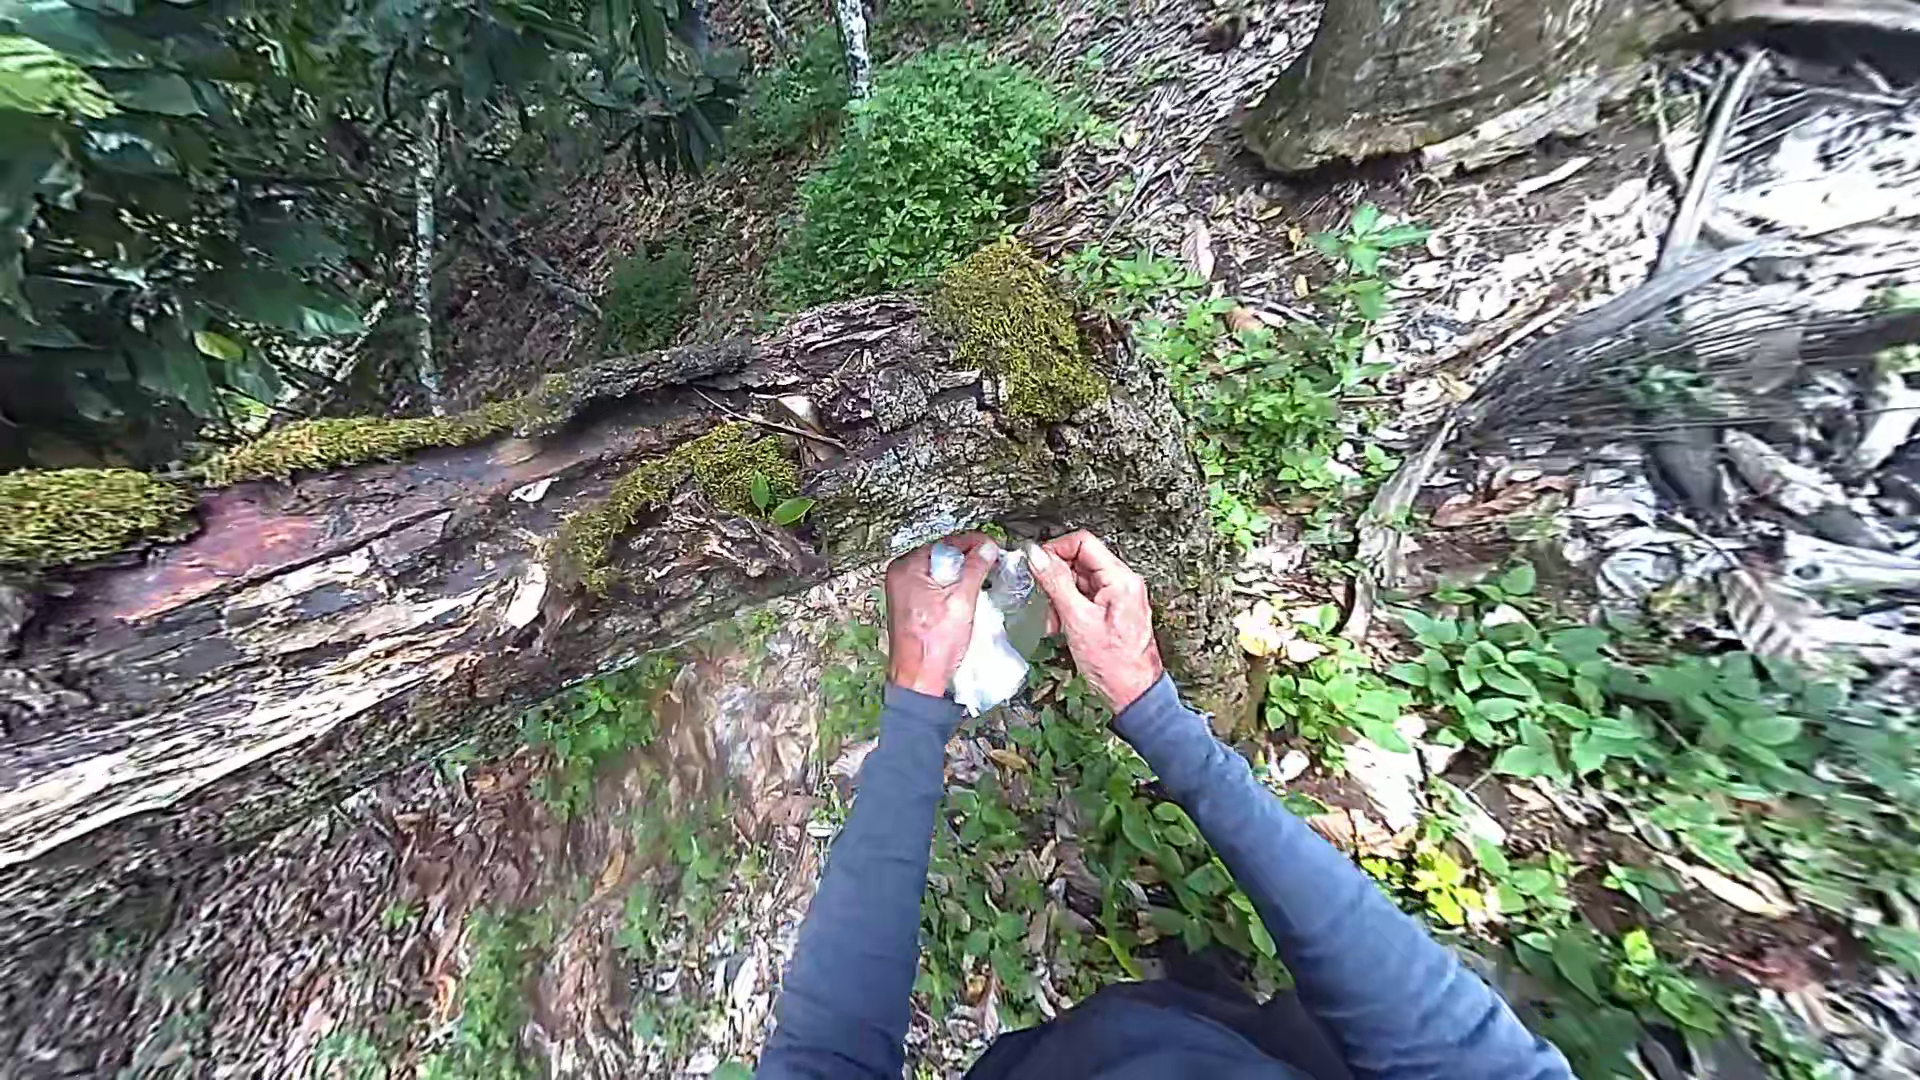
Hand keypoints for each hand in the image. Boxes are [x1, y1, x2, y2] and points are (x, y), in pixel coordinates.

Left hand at [884, 532, 998, 696]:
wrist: (920, 681)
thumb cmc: (934, 646)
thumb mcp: (962, 600)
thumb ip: (975, 568)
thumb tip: (987, 548)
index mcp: (907, 568)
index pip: (946, 543)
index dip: (973, 543)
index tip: (992, 547)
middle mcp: (900, 575)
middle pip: (942, 555)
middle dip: (967, 558)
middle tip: (991, 562)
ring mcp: (903, 590)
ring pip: (939, 570)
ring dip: (960, 573)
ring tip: (982, 578)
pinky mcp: (910, 604)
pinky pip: (934, 585)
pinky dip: (951, 586)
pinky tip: (966, 595)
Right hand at [1028, 530, 1164, 711]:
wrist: (1133, 695)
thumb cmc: (1114, 664)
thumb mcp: (1077, 620)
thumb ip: (1056, 583)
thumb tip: (1037, 556)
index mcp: (1120, 579)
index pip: (1083, 542)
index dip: (1055, 550)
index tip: (1036, 564)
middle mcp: (1122, 583)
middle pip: (1080, 560)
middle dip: (1055, 577)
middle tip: (1041, 595)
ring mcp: (1117, 597)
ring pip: (1079, 580)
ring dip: (1059, 596)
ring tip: (1051, 619)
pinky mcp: (1111, 611)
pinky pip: (1084, 598)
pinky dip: (1067, 608)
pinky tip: (1060, 626)